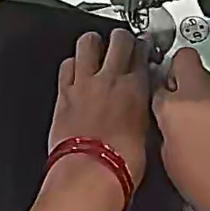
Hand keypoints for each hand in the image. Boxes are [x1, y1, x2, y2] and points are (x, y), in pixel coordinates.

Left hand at [48, 30, 150, 193]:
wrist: (89, 172)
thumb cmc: (121, 163)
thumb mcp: (145, 136)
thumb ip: (141, 113)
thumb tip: (139, 110)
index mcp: (136, 89)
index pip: (143, 56)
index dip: (144, 49)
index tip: (143, 50)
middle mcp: (111, 79)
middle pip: (118, 40)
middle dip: (122, 37)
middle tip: (122, 41)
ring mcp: (84, 83)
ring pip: (87, 43)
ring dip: (93, 43)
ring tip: (95, 47)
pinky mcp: (64, 93)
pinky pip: (66, 65)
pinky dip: (72, 64)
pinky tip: (75, 69)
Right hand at [151, 47, 209, 210]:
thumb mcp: (167, 156)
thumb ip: (162, 126)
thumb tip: (163, 119)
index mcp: (175, 105)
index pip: (156, 80)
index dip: (152, 90)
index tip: (151, 99)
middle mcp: (202, 94)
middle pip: (184, 62)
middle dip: (174, 74)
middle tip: (168, 96)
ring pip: (203, 78)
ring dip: (193, 91)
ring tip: (188, 121)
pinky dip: (209, 107)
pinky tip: (206, 132)